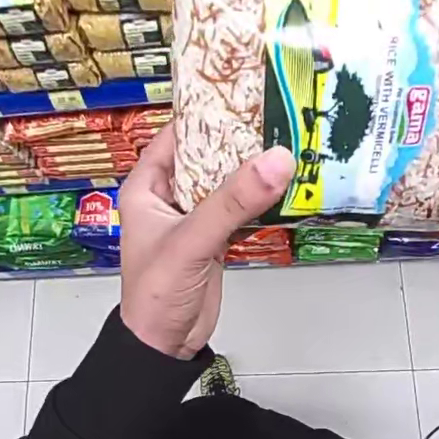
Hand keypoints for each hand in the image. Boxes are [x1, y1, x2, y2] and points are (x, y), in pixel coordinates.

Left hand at [119, 127, 294, 358]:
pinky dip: (260, 200)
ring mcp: (196, 218)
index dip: (207, 112)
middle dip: (240, 140)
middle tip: (280, 115)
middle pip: (209, 156)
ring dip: (253, 170)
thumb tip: (277, 160)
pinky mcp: (216, 238)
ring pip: (228, 183)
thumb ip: (231, 202)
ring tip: (291, 143)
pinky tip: (285, 187)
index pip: (178, 135)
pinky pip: (240, 209)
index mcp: (148, 186)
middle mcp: (171, 196)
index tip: (246, 92)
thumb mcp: (191, 241)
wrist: (165, 345)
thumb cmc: (157, 294)